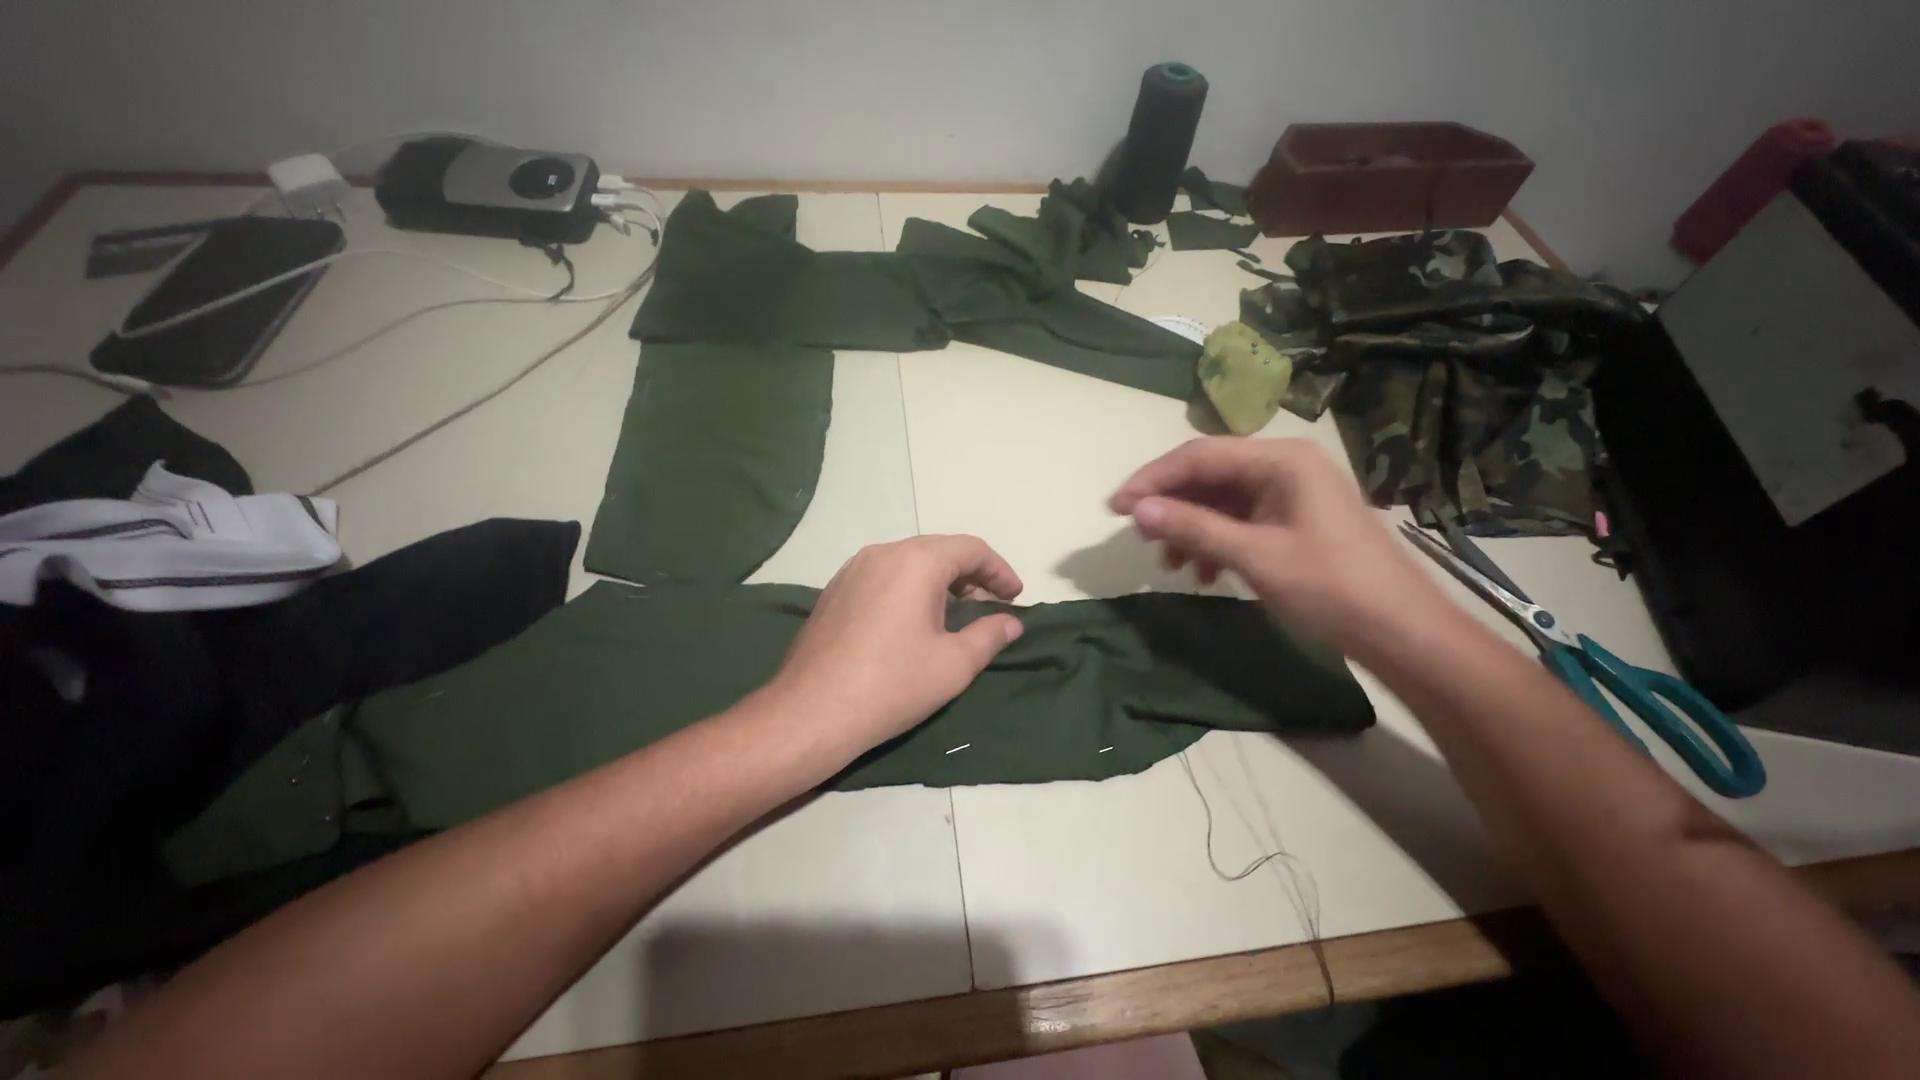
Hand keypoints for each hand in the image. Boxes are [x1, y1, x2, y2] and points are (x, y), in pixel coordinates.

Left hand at [768, 535, 1025, 755]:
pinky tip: (915, 622)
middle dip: (971, 575)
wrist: (812, 712)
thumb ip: (989, 636)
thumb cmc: (892, 685)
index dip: (1000, 570)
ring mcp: (852, 571)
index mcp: (916, 562)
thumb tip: (1010, 622)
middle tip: (991, 607)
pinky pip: (883, 577)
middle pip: (938, 550)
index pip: (970, 549)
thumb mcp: (953, 665)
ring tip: (957, 615)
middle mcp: (882, 553)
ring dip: (939, 582)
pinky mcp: (834, 592)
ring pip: (908, 562)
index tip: (1016, 597)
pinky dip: (909, 589)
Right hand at [1109, 437, 1451, 656]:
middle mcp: (1285, 466)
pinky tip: (1203, 573)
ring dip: (1191, 529)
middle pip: (1210, 475)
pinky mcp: (1295, 520)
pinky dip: (1216, 542)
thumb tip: (1137, 510)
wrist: (1400, 629)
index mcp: (1281, 460)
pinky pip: (1241, 520)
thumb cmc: (1330, 587)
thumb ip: (1194, 528)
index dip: (1152, 479)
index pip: (1200, 456)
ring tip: (1169, 564)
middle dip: (1171, 506)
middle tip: (1138, 537)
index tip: (1115, 508)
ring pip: (1222, 501)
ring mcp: (1292, 493)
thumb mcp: (1255, 556)